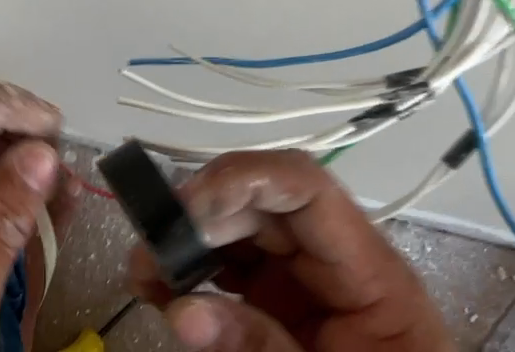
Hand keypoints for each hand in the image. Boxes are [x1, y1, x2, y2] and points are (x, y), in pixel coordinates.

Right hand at [129, 151, 451, 351]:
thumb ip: (262, 348)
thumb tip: (180, 312)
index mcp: (370, 272)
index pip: (304, 187)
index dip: (241, 180)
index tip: (185, 209)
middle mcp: (332, 260)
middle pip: (256, 205)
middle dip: (196, 217)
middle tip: (148, 252)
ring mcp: (304, 281)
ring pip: (234, 230)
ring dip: (184, 242)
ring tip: (145, 275)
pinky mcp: (279, 304)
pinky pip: (228, 267)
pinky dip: (190, 274)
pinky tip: (161, 292)